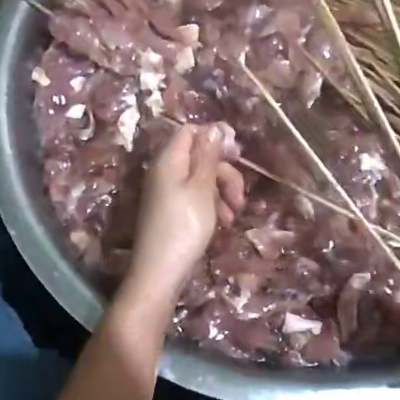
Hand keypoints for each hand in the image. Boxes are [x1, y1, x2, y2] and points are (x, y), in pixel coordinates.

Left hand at [127, 124, 244, 298]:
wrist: (160, 272)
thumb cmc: (184, 226)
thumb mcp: (201, 188)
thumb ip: (207, 156)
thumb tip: (213, 127)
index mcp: (168, 161)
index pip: (190, 132)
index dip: (214, 137)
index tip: (237, 153)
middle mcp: (164, 172)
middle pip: (199, 157)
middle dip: (224, 173)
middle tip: (239, 197)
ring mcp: (166, 193)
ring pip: (201, 180)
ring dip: (222, 193)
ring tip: (233, 215)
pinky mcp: (171, 212)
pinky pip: (195, 198)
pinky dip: (211, 206)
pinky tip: (223, 223)